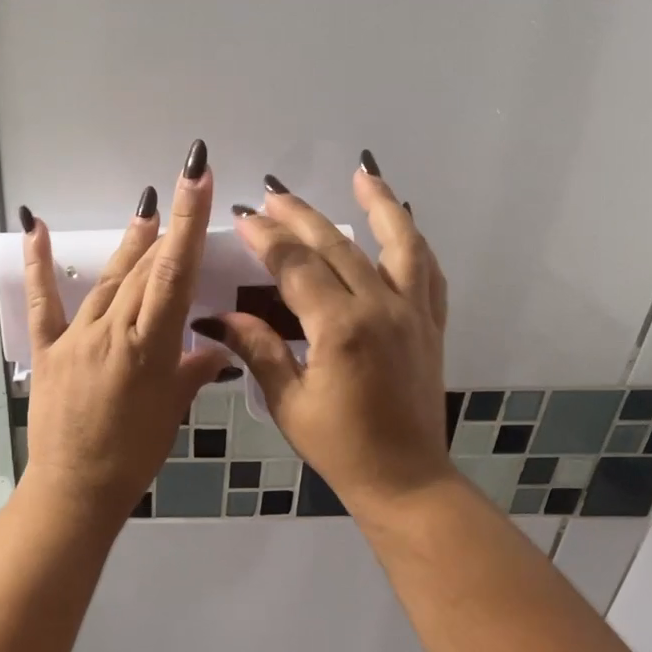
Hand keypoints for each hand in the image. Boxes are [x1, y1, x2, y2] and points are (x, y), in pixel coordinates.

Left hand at [19, 140, 229, 520]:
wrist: (76, 488)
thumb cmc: (132, 458)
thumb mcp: (170, 415)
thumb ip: (191, 374)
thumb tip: (216, 349)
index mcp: (149, 349)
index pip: (174, 275)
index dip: (187, 224)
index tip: (194, 175)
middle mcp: (112, 333)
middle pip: (143, 273)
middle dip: (166, 235)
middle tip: (182, 200)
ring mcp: (76, 339)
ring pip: (106, 282)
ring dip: (128, 247)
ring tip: (144, 213)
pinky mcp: (48, 352)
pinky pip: (44, 303)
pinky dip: (40, 265)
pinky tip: (36, 226)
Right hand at [193, 154, 452, 511]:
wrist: (404, 477)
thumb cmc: (339, 448)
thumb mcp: (289, 403)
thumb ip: (260, 351)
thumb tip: (220, 318)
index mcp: (340, 328)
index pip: (296, 267)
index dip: (268, 240)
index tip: (244, 217)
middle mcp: (381, 307)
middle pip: (337, 246)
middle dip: (301, 217)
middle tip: (272, 195)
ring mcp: (413, 312)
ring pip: (396, 242)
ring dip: (376, 204)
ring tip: (360, 174)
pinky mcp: (431, 324)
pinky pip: (427, 270)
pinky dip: (413, 241)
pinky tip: (401, 224)